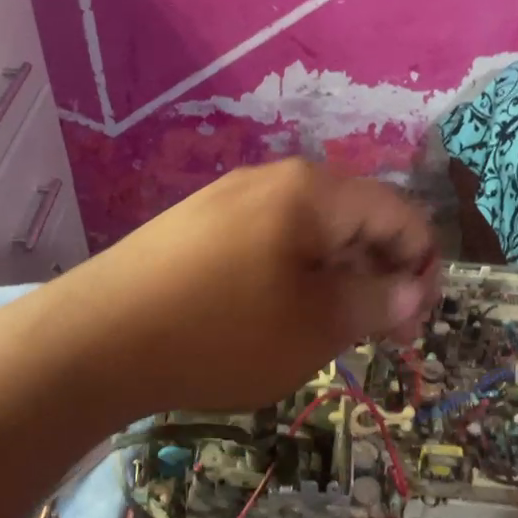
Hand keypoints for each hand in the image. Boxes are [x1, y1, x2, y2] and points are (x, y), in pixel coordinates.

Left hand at [61, 160, 437, 414]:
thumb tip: (413, 289)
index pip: (398, 214)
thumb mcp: (314, 325)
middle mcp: (273, 179)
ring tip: (322, 333)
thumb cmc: (221, 332)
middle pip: (353, 218)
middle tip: (372, 337)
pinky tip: (271, 318)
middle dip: (375, 274)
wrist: (96, 338)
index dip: (422, 267)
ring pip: (308, 233)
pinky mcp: (196, 226)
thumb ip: (374, 302)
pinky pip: (266, 242)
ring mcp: (228, 198)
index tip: (413, 324)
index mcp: (313, 191)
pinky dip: (290, 276)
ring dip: (332, 278)